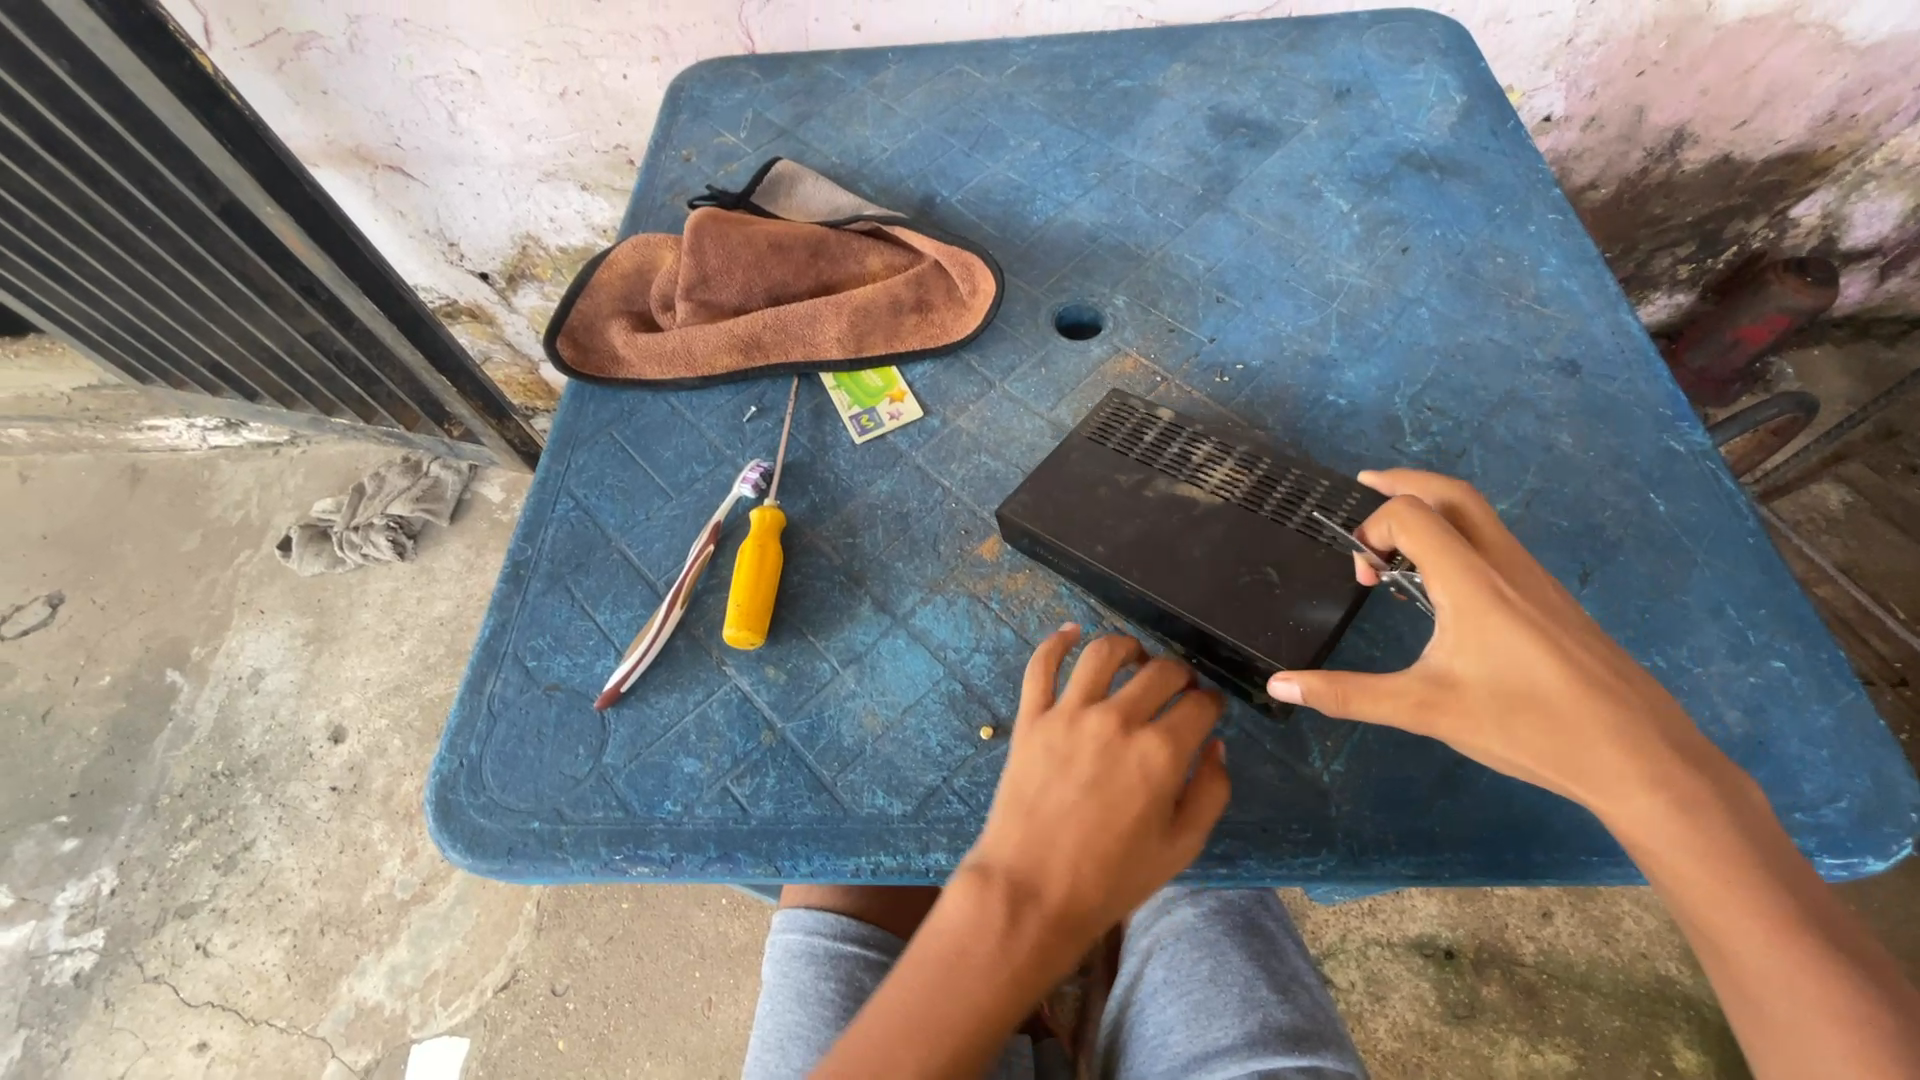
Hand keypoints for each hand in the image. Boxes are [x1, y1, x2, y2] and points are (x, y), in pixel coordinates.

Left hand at [960, 627, 1229, 947]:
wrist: (1032, 889)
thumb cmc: (1112, 877)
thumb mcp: (1181, 846)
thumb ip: (1210, 791)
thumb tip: (1215, 746)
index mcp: (1161, 752)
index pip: (1200, 705)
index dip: (1211, 704)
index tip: (1208, 710)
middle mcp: (1118, 720)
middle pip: (1159, 672)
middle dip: (1179, 675)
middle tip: (1177, 688)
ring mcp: (1069, 714)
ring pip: (1103, 653)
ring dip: (1128, 647)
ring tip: (1134, 658)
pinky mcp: (1031, 717)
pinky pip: (1042, 665)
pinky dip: (1056, 641)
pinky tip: (1071, 631)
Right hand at [1267, 469, 1729, 823]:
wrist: (1641, 757)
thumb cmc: (1528, 727)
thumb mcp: (1424, 711)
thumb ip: (1346, 695)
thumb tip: (1280, 686)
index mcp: (1471, 581)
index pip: (1410, 514)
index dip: (1371, 529)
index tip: (1361, 577)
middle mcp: (1504, 566)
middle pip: (1453, 492)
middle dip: (1403, 482)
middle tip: (1365, 486)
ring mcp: (1534, 581)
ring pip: (1481, 517)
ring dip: (1433, 511)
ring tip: (1395, 541)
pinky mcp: (1550, 601)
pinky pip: (1496, 545)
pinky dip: (1458, 539)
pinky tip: (1443, 585)